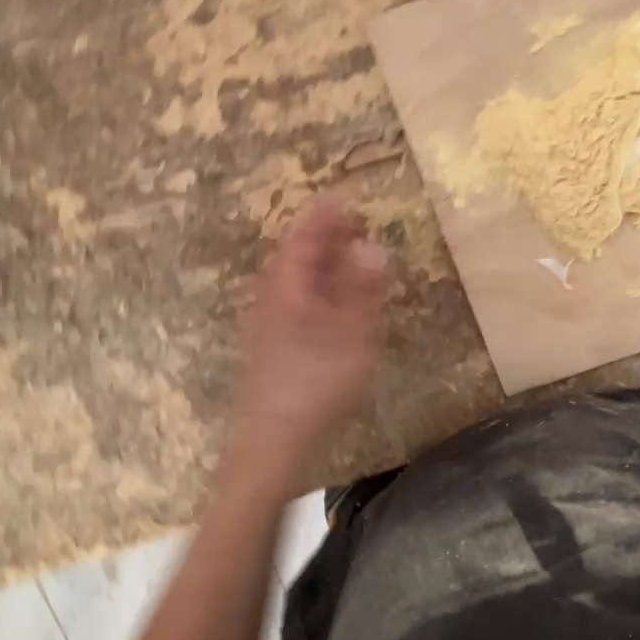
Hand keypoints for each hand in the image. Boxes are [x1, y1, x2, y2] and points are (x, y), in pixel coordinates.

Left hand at [231, 200, 388, 491]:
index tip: (344, 198)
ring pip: (295, 281)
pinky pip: (296, 301)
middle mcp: (271, 298)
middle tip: (354, 226)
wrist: (273, 440)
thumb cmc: (316, 384)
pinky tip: (336, 304)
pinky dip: (318, 290)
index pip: (302, 238)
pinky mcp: (271, 346)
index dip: (323, 217)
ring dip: (322, 265)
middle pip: (296, 256)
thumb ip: (362, 289)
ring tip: (351, 259)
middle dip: (324, 239)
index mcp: (287, 288)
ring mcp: (267, 323)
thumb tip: (371, 247)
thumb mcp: (352, 334)